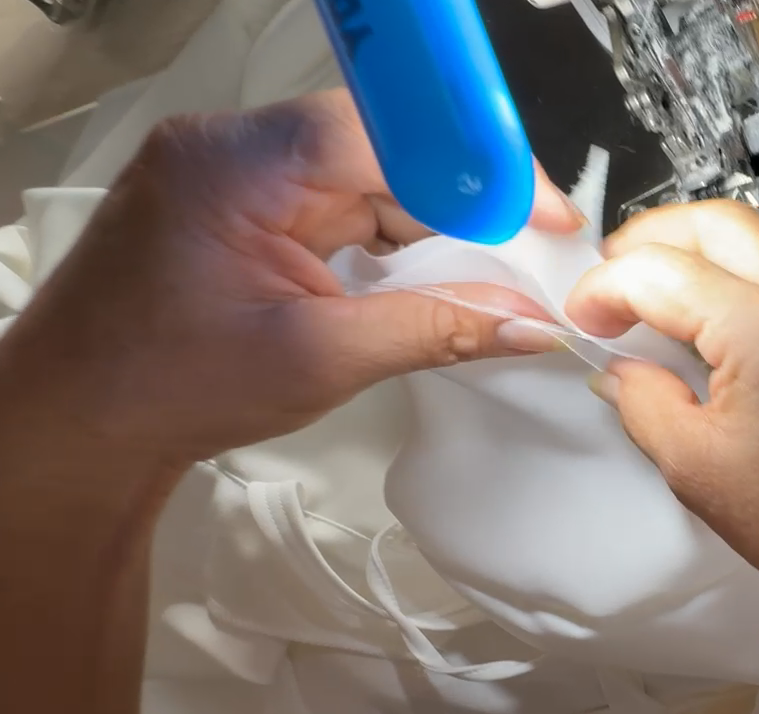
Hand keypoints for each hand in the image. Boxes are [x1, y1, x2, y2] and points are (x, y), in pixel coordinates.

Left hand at [0, 89, 582, 473]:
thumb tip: (538, 326)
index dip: (477, 169)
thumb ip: (440, 330)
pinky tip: (456, 278)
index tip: (550, 219)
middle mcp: (243, 152)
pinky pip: (364, 210)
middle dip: (476, 199)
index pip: (380, 135)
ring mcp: (255, 179)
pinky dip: (418, 244)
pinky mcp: (267, 210)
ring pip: (385, 182)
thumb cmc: (180, 383)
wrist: (89, 413)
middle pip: (390, 150)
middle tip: (547, 248)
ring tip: (514, 272)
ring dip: (453, 227)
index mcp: (237, 167)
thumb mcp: (328, 357)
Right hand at [566, 201, 758, 642]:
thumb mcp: (691, 462)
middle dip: (649, 243)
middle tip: (614, 287)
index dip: (605, 289)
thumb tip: (619, 364)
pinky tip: (723, 300)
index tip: (585, 318)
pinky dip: (752, 261)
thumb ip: (640, 395)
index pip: (659, 271)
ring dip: (703, 243)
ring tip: (664, 284)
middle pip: (713, 222)